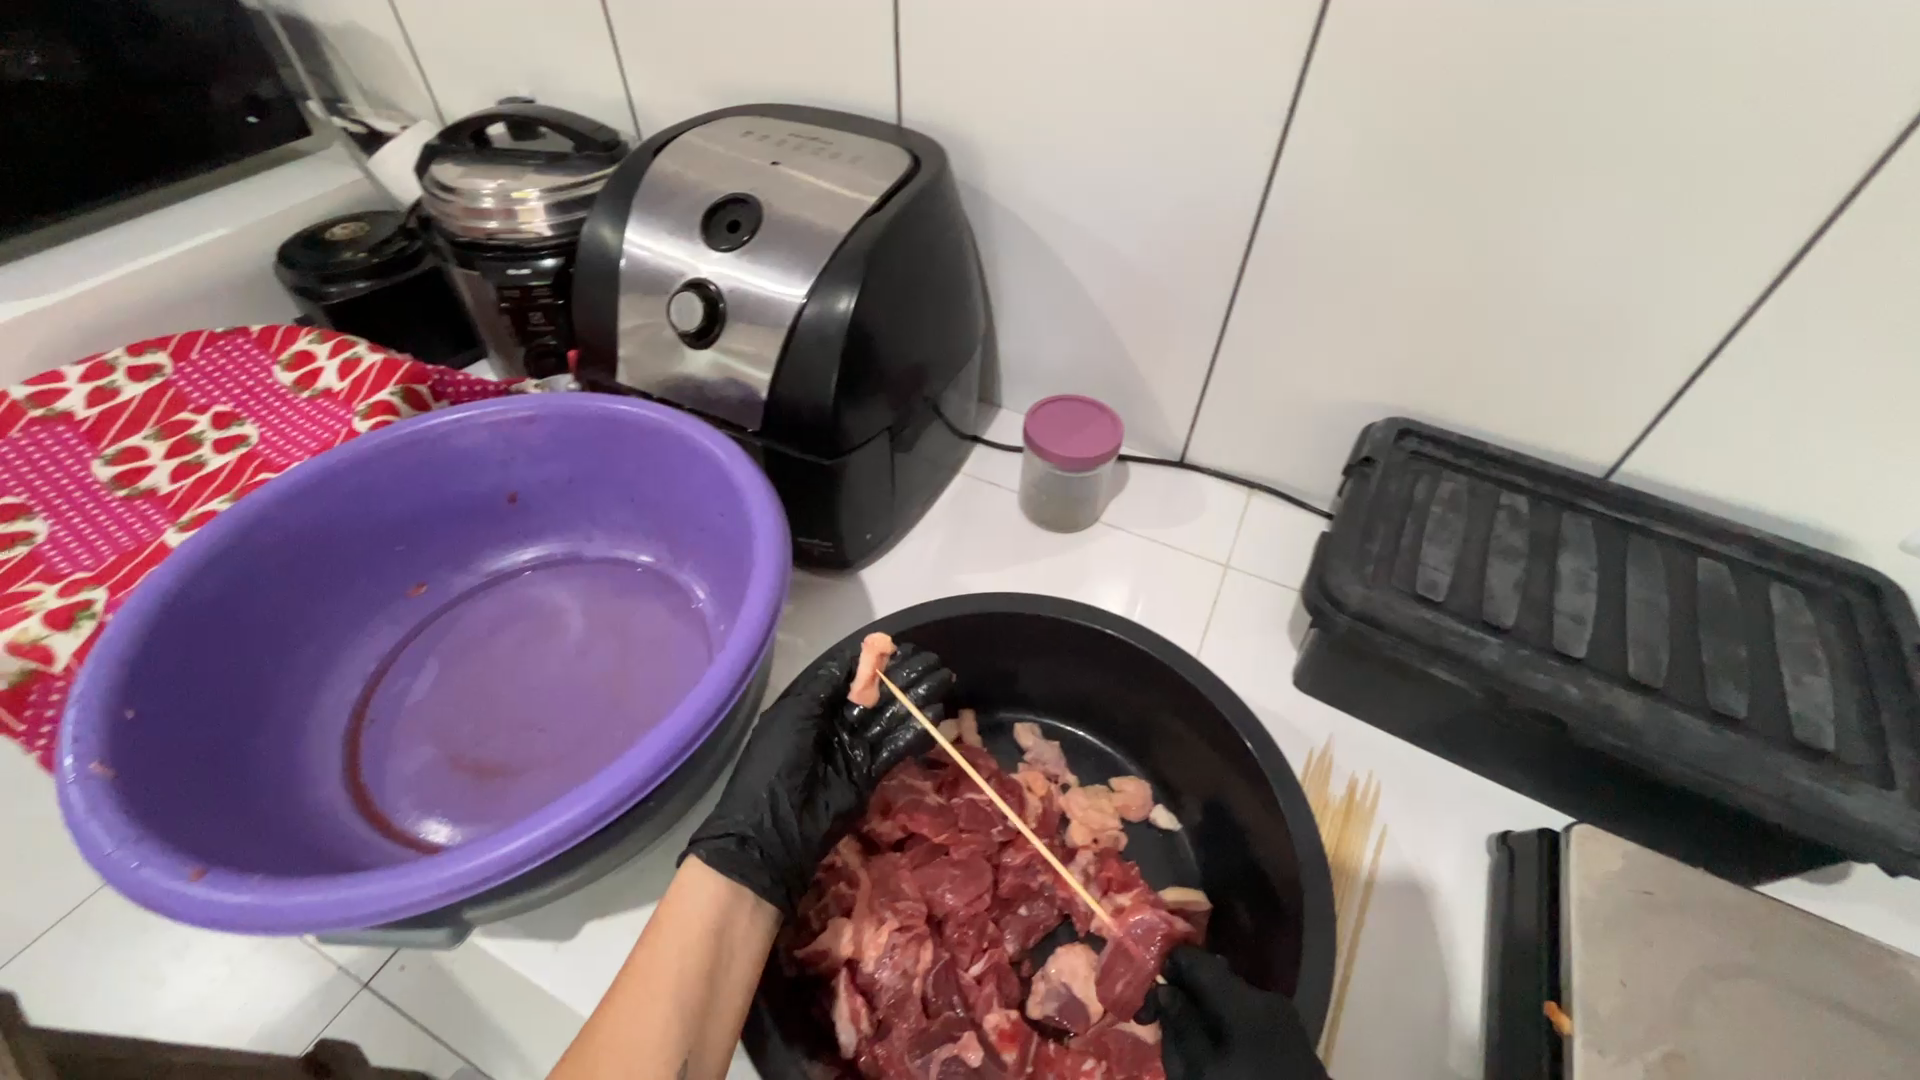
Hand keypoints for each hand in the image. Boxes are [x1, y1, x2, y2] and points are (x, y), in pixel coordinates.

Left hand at [682, 639, 953, 916]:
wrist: (773, 829)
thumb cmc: (776, 762)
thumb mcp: (794, 714)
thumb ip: (826, 685)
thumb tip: (854, 657)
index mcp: (813, 706)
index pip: (851, 676)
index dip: (876, 661)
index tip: (902, 647)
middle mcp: (836, 723)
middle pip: (876, 694)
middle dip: (904, 677)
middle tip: (934, 662)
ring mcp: (853, 748)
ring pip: (890, 717)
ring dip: (916, 699)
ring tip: (943, 680)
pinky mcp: (868, 773)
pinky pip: (895, 748)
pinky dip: (914, 732)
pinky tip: (935, 714)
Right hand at [1152, 946, 1329, 1079]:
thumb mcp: (1199, 1072)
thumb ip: (1179, 1025)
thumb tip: (1164, 989)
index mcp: (1242, 1000)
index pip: (1193, 957)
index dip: (1165, 970)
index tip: (1149, 1003)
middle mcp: (1265, 997)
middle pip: (1212, 978)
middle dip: (1185, 996)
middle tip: (1161, 1026)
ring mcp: (1284, 1017)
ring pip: (1230, 999)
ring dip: (1206, 1012)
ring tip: (1190, 1044)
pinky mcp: (1293, 1037)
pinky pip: (1249, 1016)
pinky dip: (1227, 1025)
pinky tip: (1219, 1052)